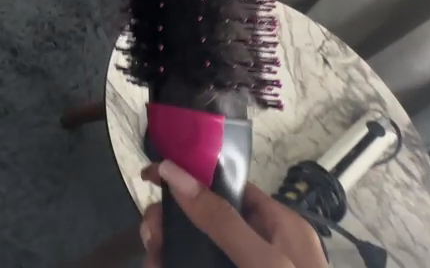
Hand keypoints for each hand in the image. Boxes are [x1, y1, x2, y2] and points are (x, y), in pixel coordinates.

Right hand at [139, 161, 326, 267]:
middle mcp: (266, 245)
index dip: (188, 178)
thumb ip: (222, 221)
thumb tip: (172, 170)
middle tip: (151, 241)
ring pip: (198, 248)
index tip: (148, 179)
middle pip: (205, 216)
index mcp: (280, 226)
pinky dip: (176, 265)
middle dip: (171, 223)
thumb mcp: (265, 267)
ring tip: (152, 264)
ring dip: (169, 250)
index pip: (227, 186)